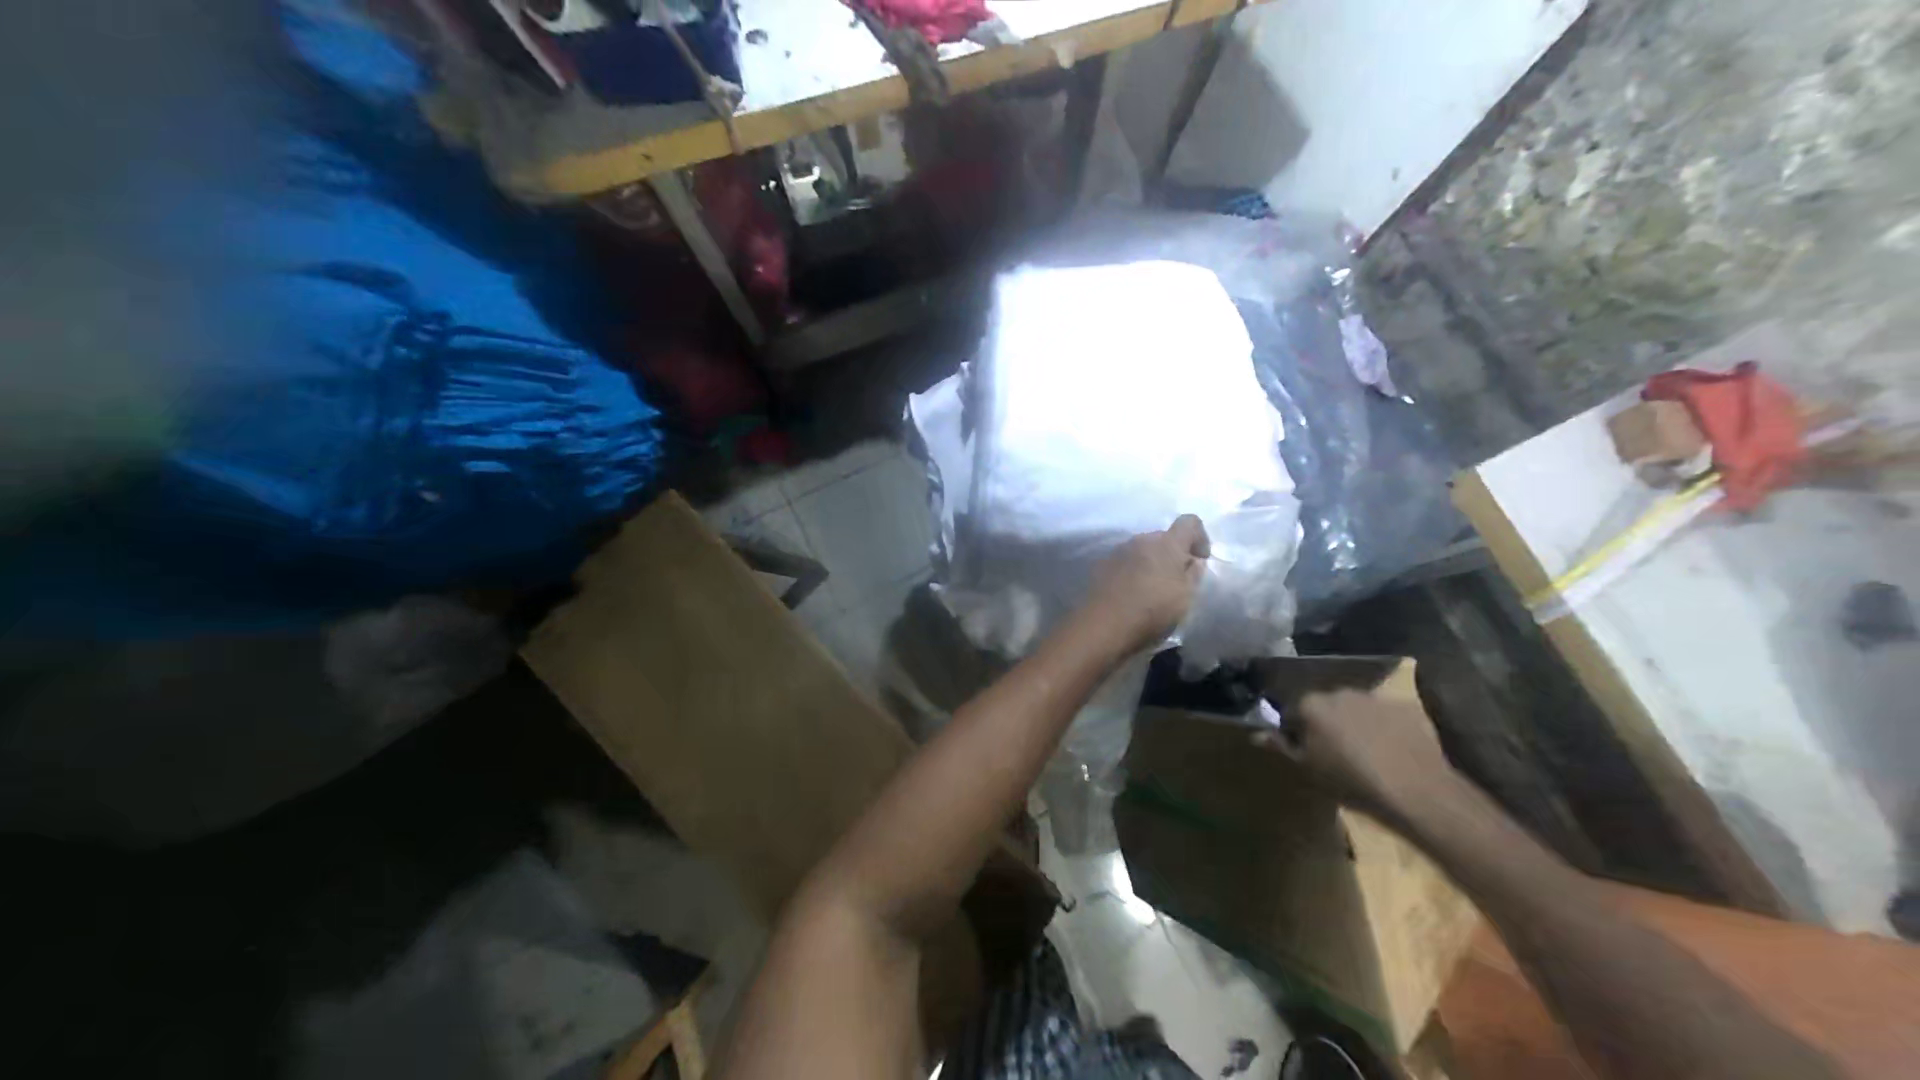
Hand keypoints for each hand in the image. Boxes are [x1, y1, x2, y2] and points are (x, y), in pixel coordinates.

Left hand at [1076, 515, 1209, 655]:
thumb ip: (1193, 573)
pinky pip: (1126, 561)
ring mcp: (1118, 551)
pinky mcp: (1102, 564)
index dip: (1200, 536)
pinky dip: (1134, 570)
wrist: (1104, 625)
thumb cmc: (1153, 610)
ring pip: (1143, 549)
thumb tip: (1192, 560)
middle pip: (1164, 537)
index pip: (1189, 521)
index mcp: (1166, 543)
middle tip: (1178, 578)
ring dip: (1152, 561)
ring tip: (1154, 587)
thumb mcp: (1185, 596)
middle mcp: (1141, 539)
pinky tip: (1133, 592)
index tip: (1200, 558)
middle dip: (1174, 553)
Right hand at [1254, 688, 1459, 826]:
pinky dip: (1386, 728)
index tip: (1306, 752)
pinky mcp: (1408, 708)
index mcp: (1312, 704)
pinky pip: (1388, 715)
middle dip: (1327, 724)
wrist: (1417, 793)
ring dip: (1357, 724)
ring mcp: (1377, 697)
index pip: (1294, 712)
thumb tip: (1257, 734)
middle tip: (1336, 753)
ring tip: (1367, 753)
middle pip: (1326, 706)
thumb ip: (1282, 747)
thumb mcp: (1309, 770)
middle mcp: (1341, 691)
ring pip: (1357, 709)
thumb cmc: (1352, 782)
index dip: (1297, 732)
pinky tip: (1393, 751)